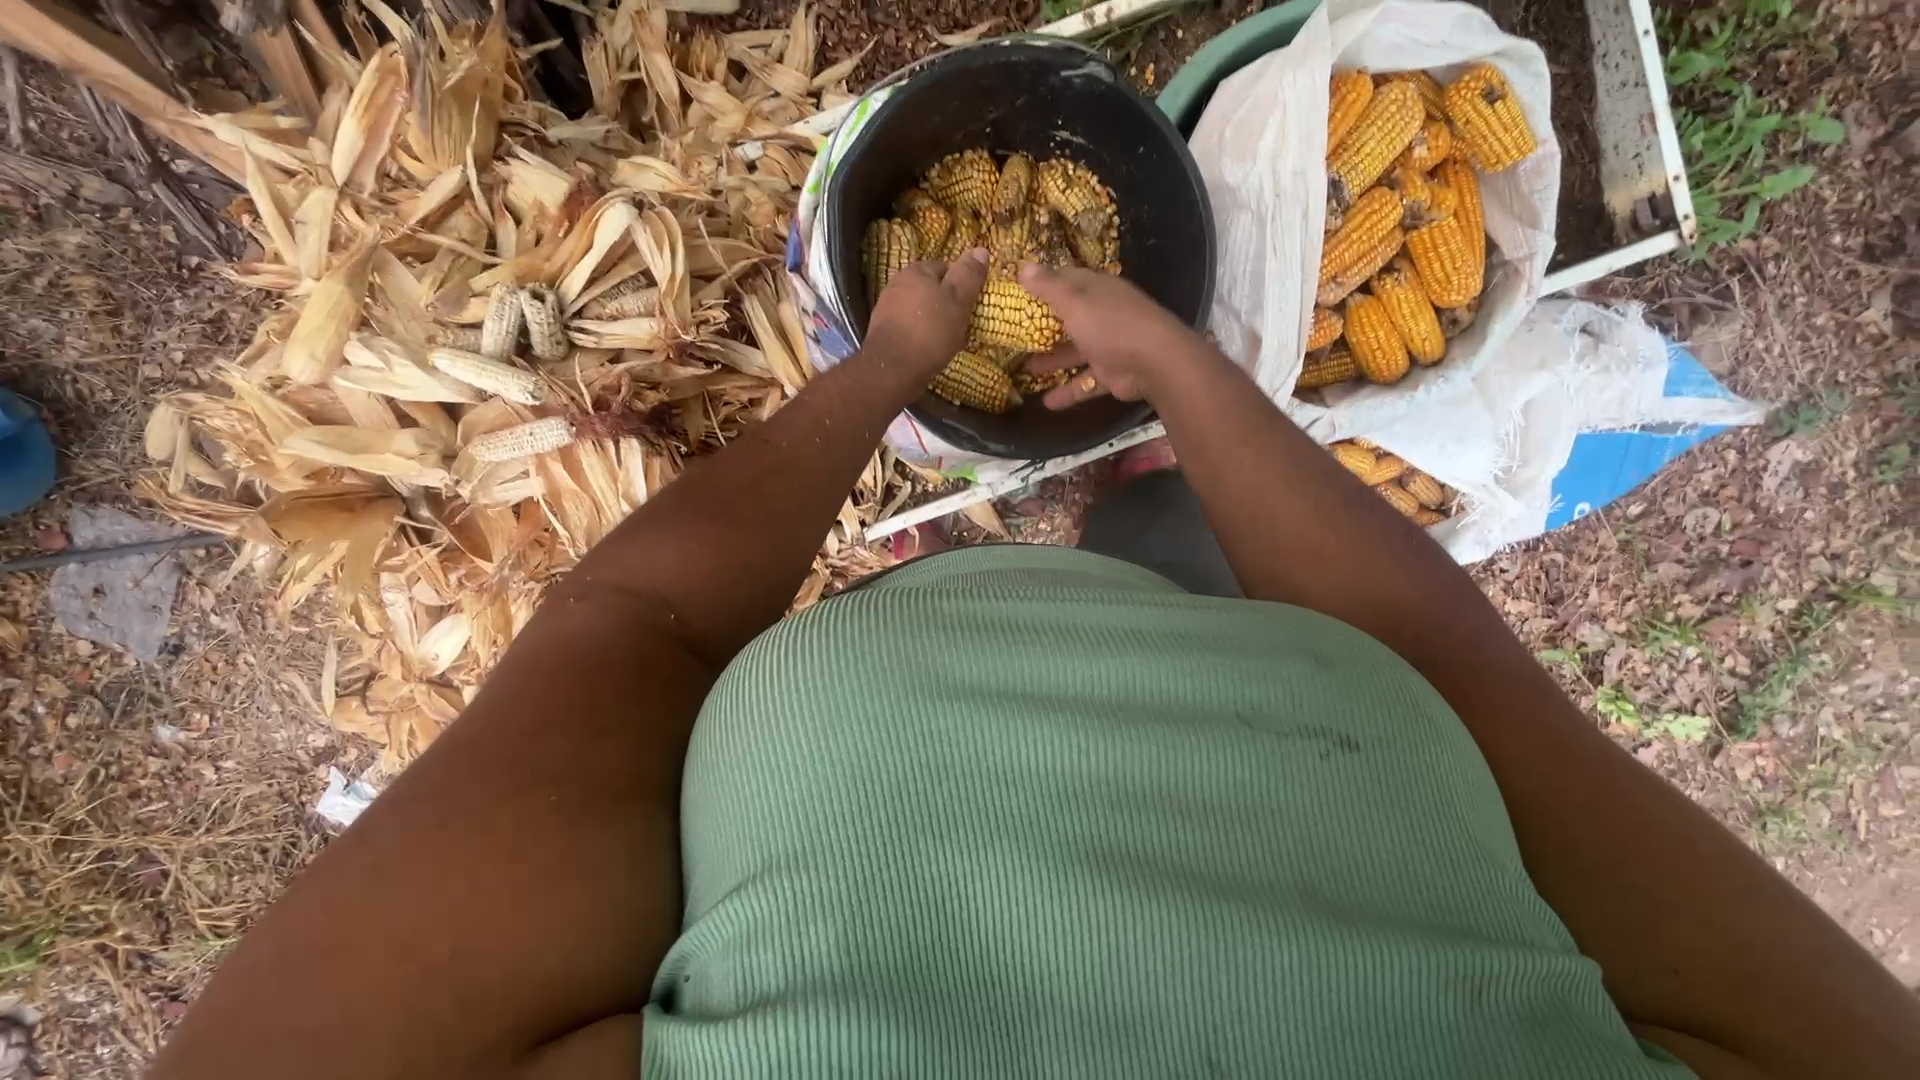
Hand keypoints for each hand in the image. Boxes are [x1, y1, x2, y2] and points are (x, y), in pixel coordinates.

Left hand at [863, 249, 989, 377]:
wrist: (893, 369)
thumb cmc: (930, 331)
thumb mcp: (958, 301)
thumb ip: (968, 276)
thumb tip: (981, 249)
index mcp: (916, 271)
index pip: (945, 268)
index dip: (960, 285)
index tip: (969, 304)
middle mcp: (897, 284)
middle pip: (930, 290)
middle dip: (945, 305)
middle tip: (960, 325)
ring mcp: (886, 309)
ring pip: (919, 310)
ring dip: (933, 322)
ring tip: (947, 340)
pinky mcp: (882, 332)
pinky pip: (909, 328)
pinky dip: (920, 336)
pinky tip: (929, 350)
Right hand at [1017, 262, 1206, 409]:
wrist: (1154, 362)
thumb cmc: (1111, 324)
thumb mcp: (1075, 302)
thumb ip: (1048, 287)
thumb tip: (1022, 266)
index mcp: (1096, 290)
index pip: (1066, 281)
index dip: (1043, 284)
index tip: (1018, 290)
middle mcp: (1102, 315)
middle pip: (1068, 318)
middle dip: (1043, 327)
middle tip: (1015, 333)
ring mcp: (1108, 345)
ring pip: (1075, 352)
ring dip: (1052, 361)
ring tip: (1024, 368)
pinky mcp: (1111, 373)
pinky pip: (1085, 383)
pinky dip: (1068, 392)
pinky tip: (1047, 404)